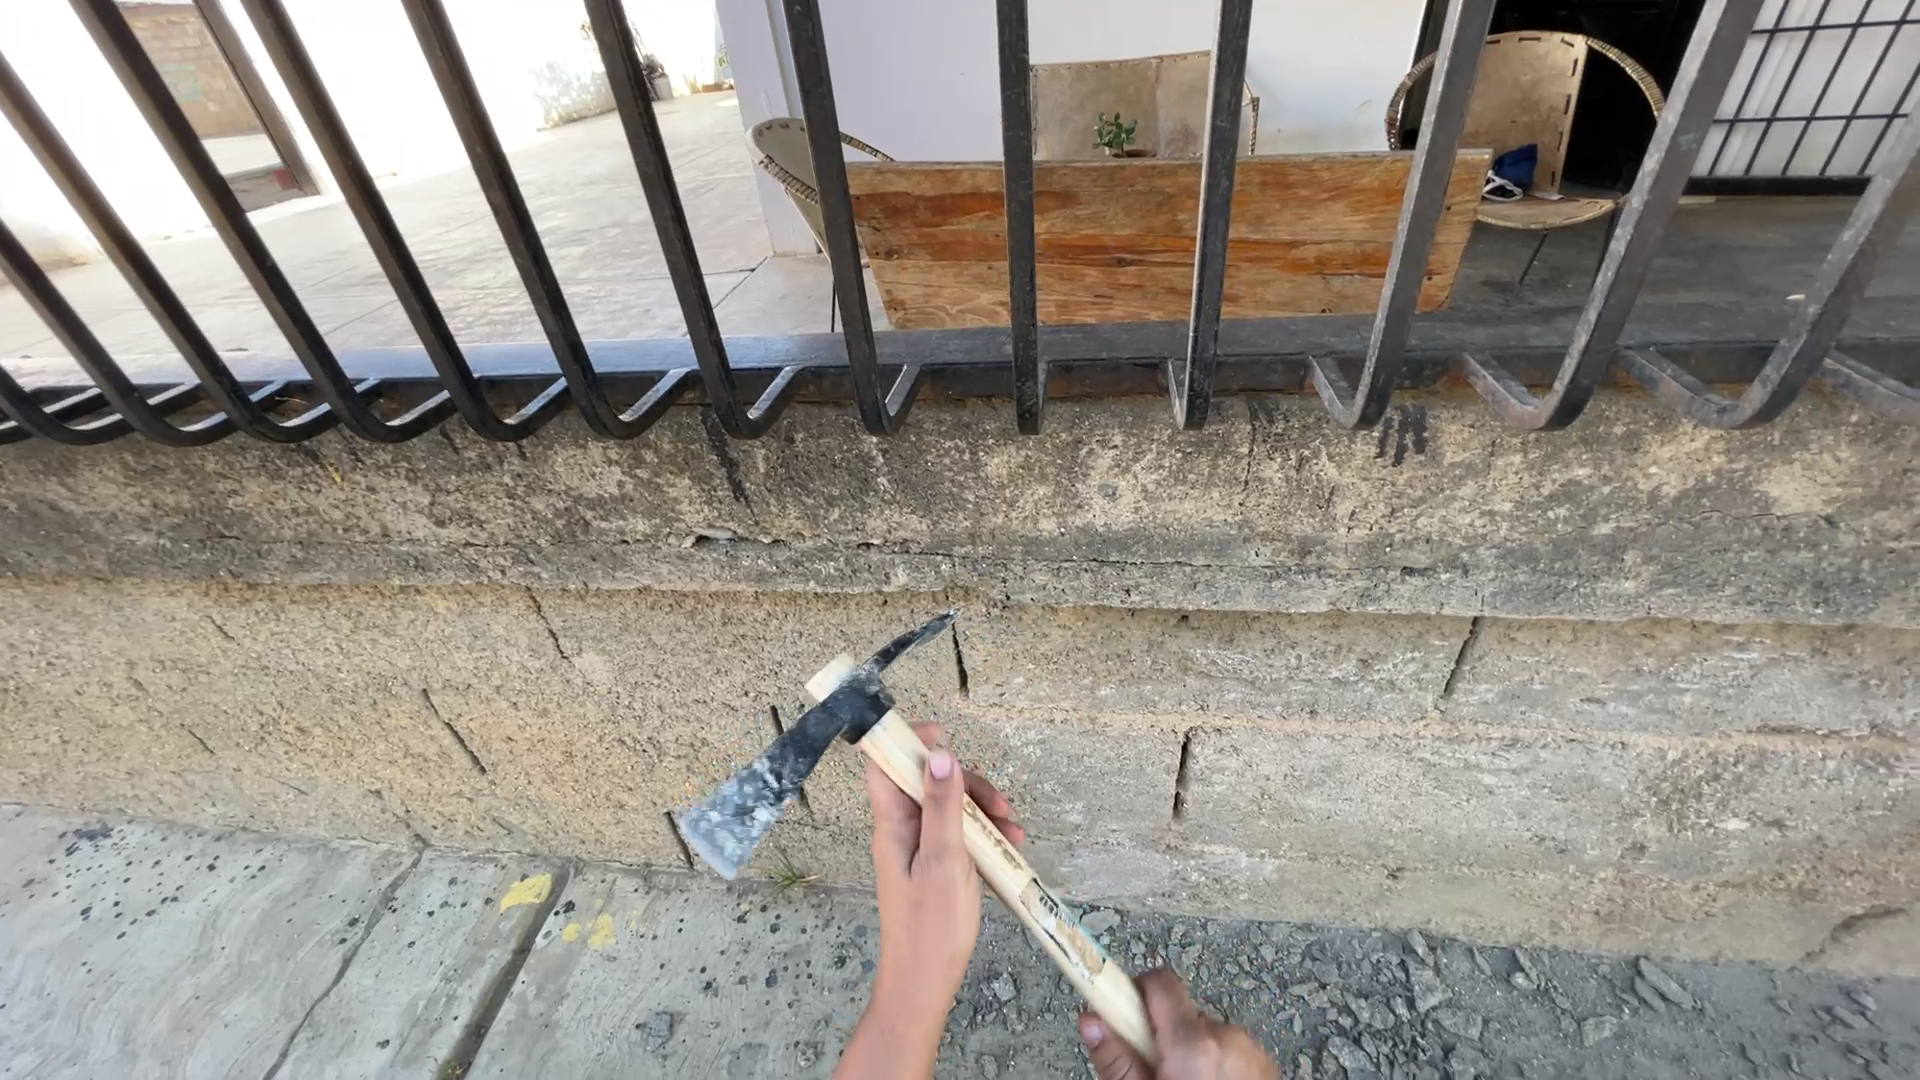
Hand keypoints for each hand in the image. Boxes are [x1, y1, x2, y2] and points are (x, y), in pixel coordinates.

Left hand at [835, 724, 1022, 1079]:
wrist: (925, 985)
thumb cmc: (931, 927)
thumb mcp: (943, 860)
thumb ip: (942, 805)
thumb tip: (939, 753)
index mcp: (893, 822)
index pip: (884, 763)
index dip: (907, 740)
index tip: (943, 736)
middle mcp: (902, 827)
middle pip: (928, 780)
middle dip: (968, 783)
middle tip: (1000, 806)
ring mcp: (920, 845)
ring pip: (949, 805)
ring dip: (983, 810)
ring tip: (1014, 833)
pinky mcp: (936, 863)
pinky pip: (959, 832)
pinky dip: (984, 834)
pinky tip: (1010, 847)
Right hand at [1081, 969, 1281, 1079]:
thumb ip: (1116, 1061)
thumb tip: (1089, 1019)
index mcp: (1192, 1043)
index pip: (1159, 982)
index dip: (1137, 993)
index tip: (1124, 1018)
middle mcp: (1227, 1038)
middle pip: (1182, 1014)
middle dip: (1164, 1036)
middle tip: (1155, 1075)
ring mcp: (1254, 1054)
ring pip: (1207, 1035)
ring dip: (1193, 1054)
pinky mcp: (1269, 1069)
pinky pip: (1233, 1053)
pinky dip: (1218, 1068)